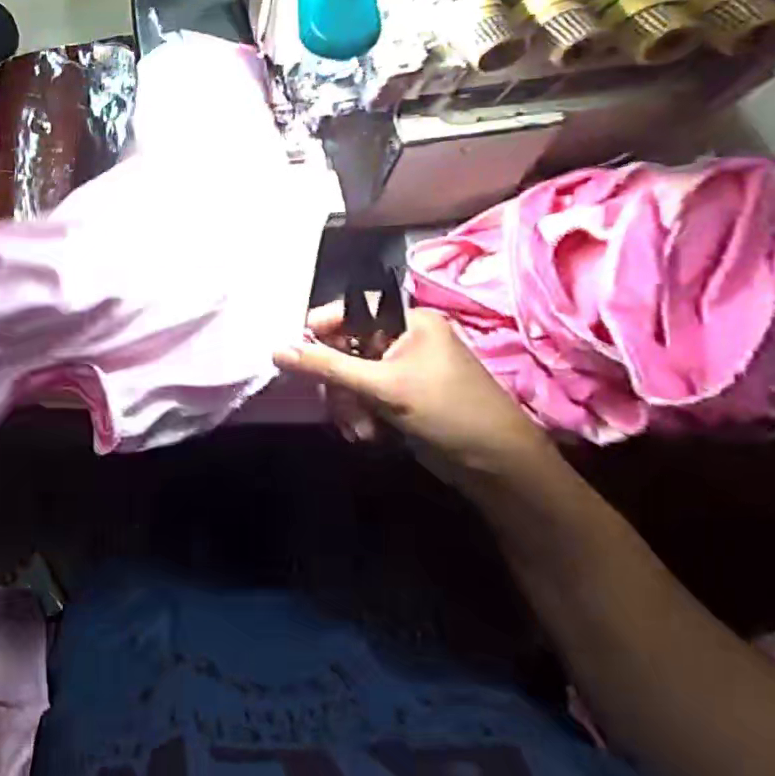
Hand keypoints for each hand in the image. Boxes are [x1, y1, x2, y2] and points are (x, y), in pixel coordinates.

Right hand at [273, 304, 554, 486]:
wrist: (498, 466)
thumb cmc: (447, 412)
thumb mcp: (382, 386)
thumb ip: (326, 365)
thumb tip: (276, 350)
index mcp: (409, 321)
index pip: (351, 308)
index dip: (321, 327)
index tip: (295, 349)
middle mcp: (404, 338)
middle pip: (345, 346)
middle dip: (338, 381)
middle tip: (340, 405)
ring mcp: (402, 369)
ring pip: (349, 375)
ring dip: (347, 404)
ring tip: (360, 429)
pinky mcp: (400, 396)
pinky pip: (361, 395)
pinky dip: (358, 414)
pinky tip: (368, 435)